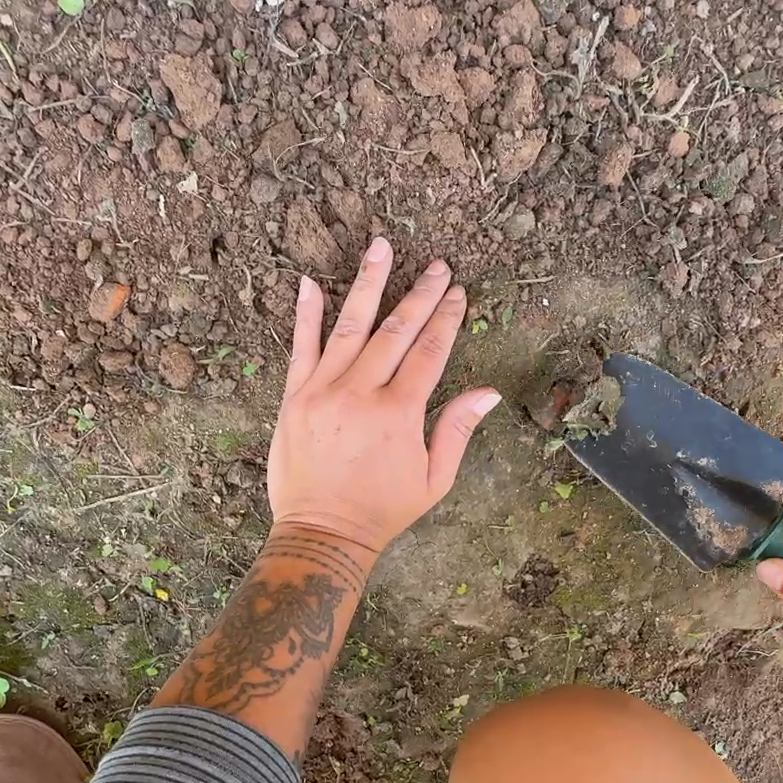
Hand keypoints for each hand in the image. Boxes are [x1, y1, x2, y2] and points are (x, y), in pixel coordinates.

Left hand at [269, 237, 500, 554]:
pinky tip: (309, 282)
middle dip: (420, 294)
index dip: (447, 318)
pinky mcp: (294, 397)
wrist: (322, 533)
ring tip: (381, 248)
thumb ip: (456, 430)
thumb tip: (488, 392)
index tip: (458, 292)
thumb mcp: (433, 480)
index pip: (430, 352)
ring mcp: (323, 391)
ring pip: (350, 327)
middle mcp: (361, 393)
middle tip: (437, 265)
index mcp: (399, 413)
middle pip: (396, 331)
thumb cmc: (382, 510)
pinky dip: (306, 315)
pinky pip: (300, 348)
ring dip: (368, 284)